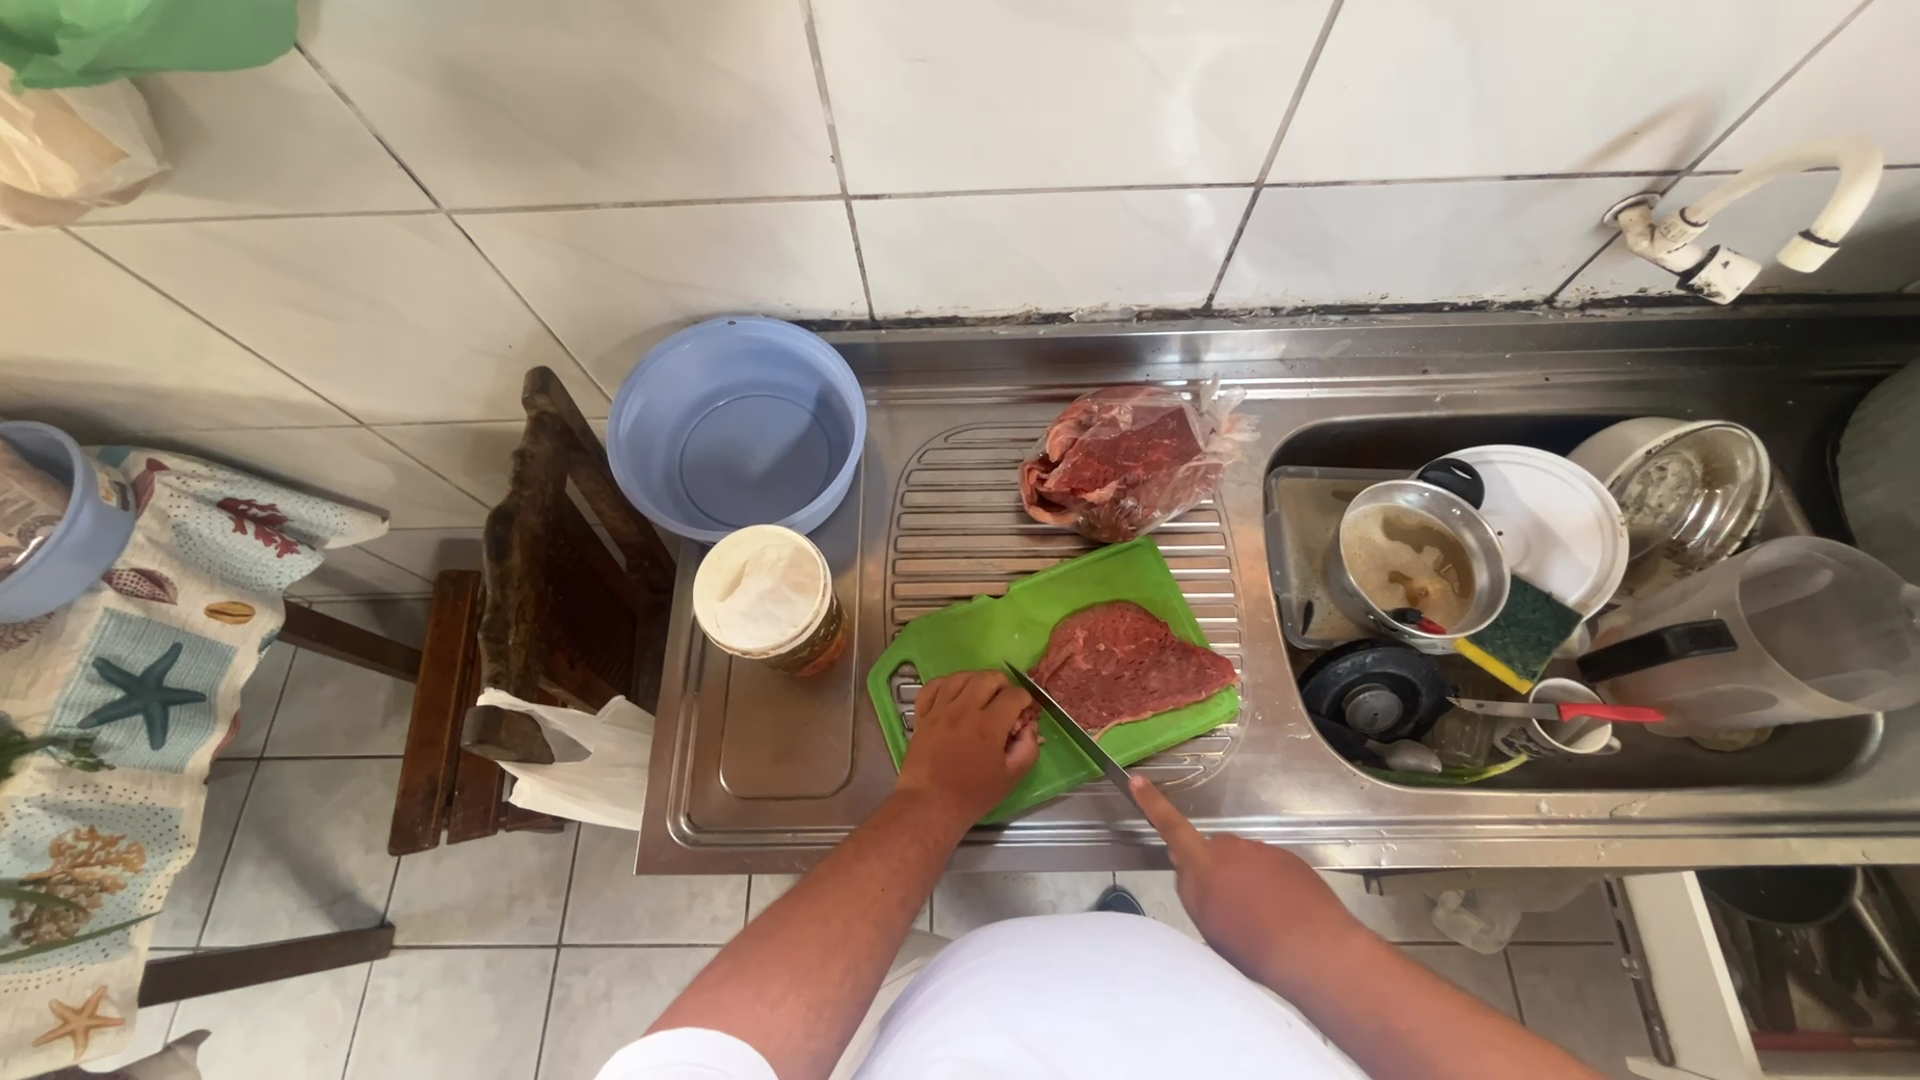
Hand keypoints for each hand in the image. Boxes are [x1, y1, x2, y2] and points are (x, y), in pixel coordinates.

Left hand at [897, 671, 1041, 824]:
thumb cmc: (972, 795)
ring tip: (981, 694)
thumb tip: (1030, 727)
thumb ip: (1027, 748)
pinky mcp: (922, 715)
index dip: (1025, 699)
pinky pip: (932, 686)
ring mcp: (940, 710)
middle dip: (1003, 684)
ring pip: (960, 676)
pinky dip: (945, 684)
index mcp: (989, 726)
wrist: (930, 804)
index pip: (1014, 695)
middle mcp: (964, 711)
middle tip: (1005, 701)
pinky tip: (953, 693)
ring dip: (976, 680)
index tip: (1024, 711)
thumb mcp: (1011, 777)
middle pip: (988, 677)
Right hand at [1130, 774, 1369, 989]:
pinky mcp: (1291, 861)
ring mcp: (1265, 851)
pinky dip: (1269, 887)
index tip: (1138, 780)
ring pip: (1242, 861)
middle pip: (1211, 851)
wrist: (1318, 951)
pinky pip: (1269, 868)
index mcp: (1205, 862)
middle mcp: (1233, 847)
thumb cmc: (1252, 944)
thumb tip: (1184, 865)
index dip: (1152, 803)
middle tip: (1225, 909)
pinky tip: (1280, 915)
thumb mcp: (1206, 923)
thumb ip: (1190, 888)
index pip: (1171, 826)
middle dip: (1213, 871)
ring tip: (1258, 920)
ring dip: (1243, 881)